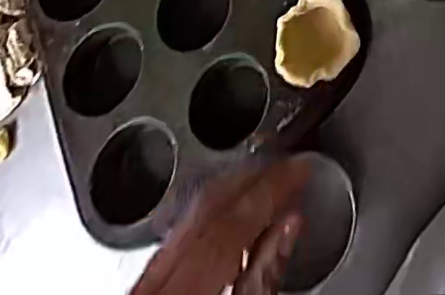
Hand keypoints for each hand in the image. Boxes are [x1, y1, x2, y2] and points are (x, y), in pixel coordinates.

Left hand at [131, 159, 309, 294]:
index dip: (272, 184)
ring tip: (269, 173)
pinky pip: (180, 223)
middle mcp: (156, 274)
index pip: (234, 217)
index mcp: (186, 285)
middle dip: (255, 173)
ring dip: (235, 182)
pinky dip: (212, 205)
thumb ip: (264, 277)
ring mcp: (144, 274)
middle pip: (209, 201)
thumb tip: (291, 222)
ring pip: (192, 206)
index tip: (301, 165)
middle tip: (290, 161)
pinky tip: (234, 203)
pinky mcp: (143, 277)